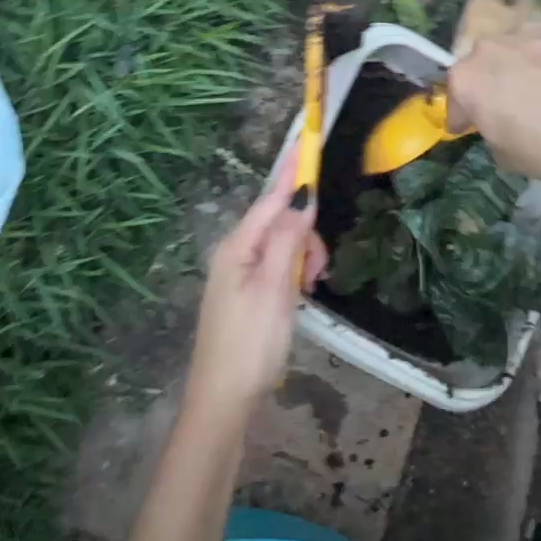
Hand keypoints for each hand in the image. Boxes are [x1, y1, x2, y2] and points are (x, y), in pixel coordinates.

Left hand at [184, 159, 327, 414]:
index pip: (270, 199)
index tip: (307, 140)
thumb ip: (287, 241)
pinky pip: (276, 267)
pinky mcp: (246, 294)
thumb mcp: (274, 288)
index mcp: (237, 246)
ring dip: (302, 259)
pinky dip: (293, 274)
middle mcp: (235, 253)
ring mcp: (239, 274)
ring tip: (309, 291)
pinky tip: (300, 296)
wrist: (223, 399)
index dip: (292, 172)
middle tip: (316, 274)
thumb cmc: (251, 343)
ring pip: (281, 246)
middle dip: (305, 236)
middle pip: (279, 222)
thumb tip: (302, 199)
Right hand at [446, 9, 540, 192]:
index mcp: (468, 79)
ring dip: (534, 60)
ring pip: (526, 42)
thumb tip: (506, 124)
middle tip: (521, 104)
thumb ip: (495, 133)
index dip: (465, 115)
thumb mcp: (508, 158)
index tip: (473, 127)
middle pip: (489, 61)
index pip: (456, 98)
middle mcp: (494, 45)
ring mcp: (536, 26)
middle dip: (498, 79)